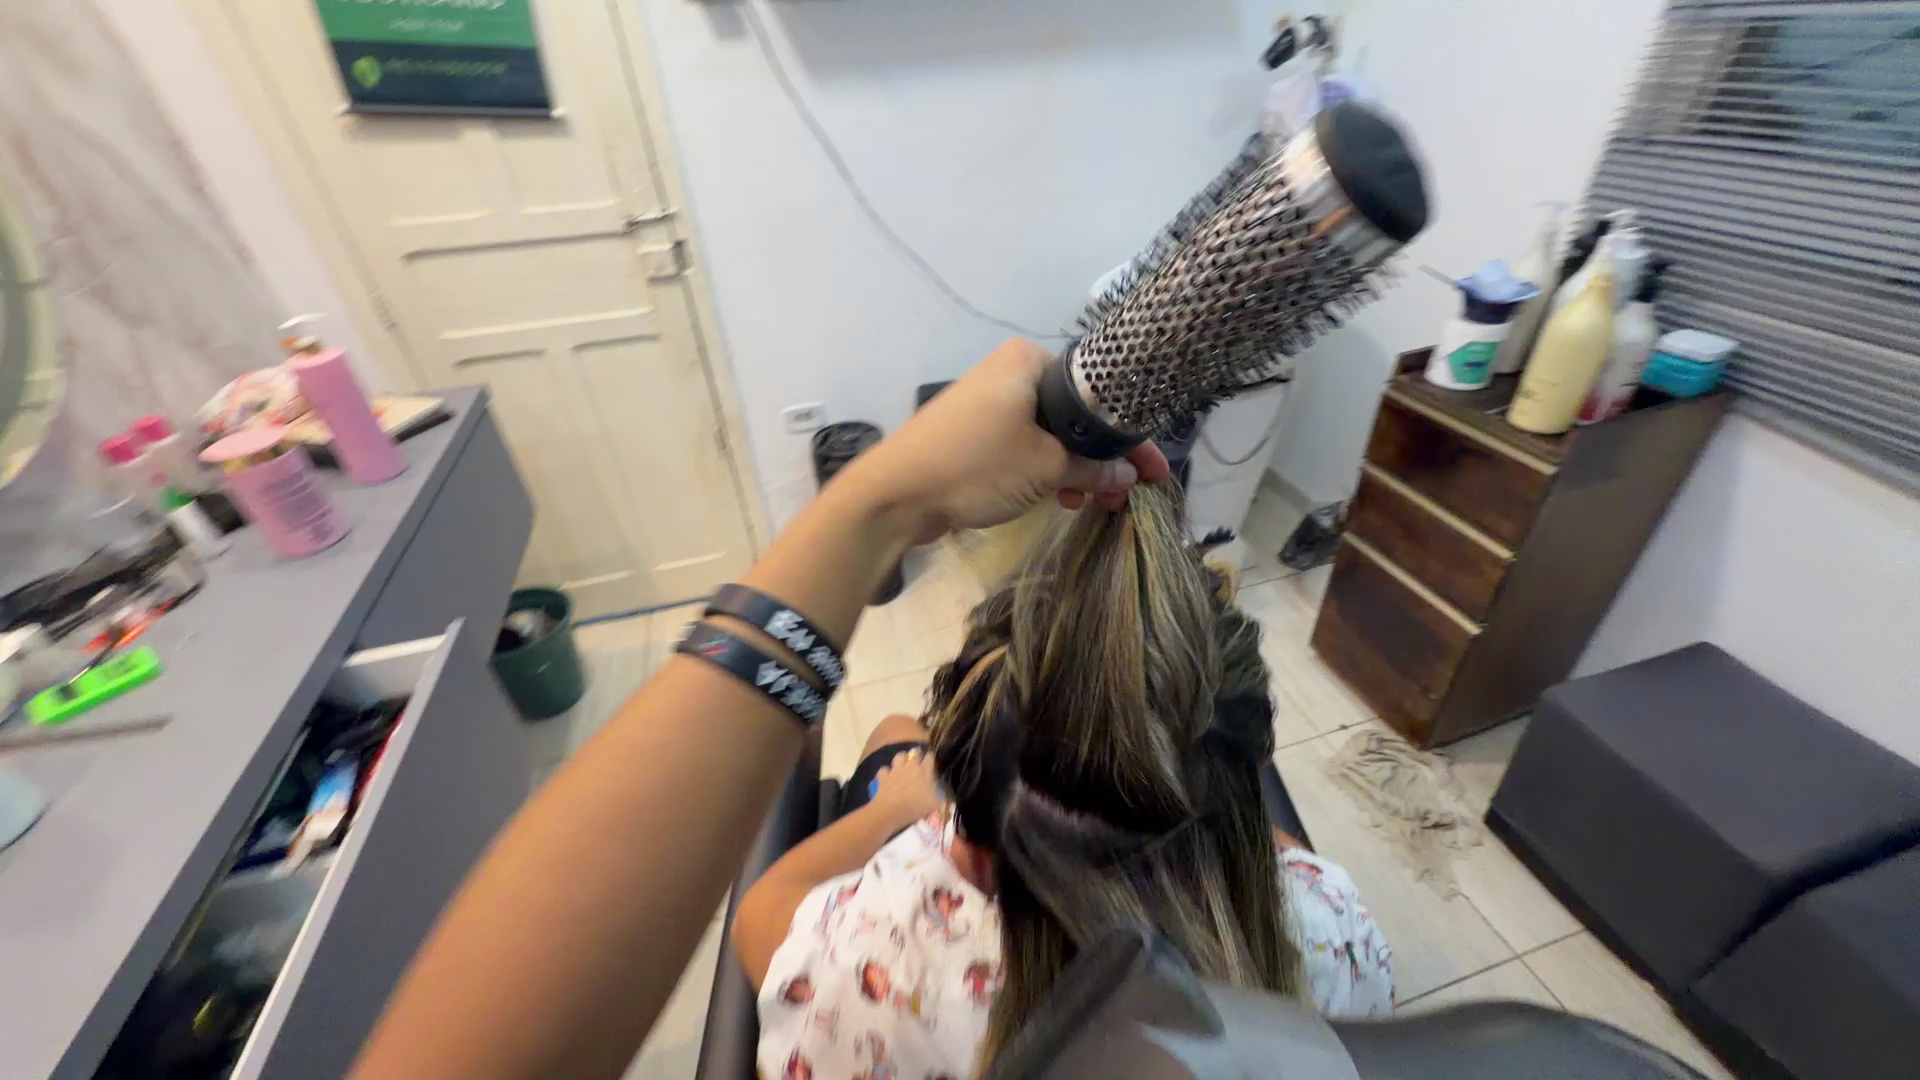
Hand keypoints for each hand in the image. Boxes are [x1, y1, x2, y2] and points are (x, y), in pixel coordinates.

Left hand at [838, 339, 1170, 542]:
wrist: (897, 493)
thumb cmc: (975, 466)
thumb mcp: (1045, 468)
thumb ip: (1093, 469)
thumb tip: (1129, 476)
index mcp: (1029, 361)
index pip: (1097, 393)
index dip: (1130, 436)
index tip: (1153, 470)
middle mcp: (1010, 373)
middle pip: (1075, 415)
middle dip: (1102, 459)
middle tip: (1126, 495)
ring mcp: (990, 402)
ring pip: (1050, 435)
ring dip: (1074, 470)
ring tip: (1091, 504)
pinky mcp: (975, 432)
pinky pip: (1024, 446)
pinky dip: (1044, 471)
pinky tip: (1059, 500)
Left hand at [867, 748, 943, 829]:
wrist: (890, 811)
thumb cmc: (914, 807)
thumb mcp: (933, 805)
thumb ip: (939, 798)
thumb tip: (942, 796)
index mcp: (924, 771)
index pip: (930, 757)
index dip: (931, 758)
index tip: (932, 763)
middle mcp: (910, 766)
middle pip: (915, 752)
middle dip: (917, 755)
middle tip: (918, 763)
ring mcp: (895, 769)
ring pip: (899, 756)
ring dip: (902, 759)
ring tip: (903, 766)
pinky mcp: (883, 776)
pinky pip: (884, 769)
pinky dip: (886, 773)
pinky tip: (887, 778)